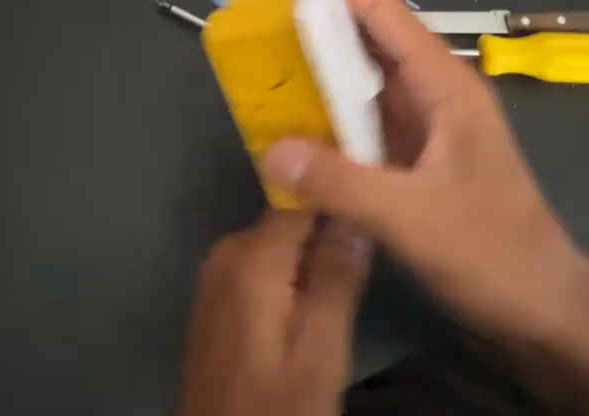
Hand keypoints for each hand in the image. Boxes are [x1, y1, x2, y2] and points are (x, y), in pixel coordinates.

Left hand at [176, 210, 370, 415]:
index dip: (337, 193)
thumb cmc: (274, 411)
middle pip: (288, 221)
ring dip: (310, 255)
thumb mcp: (319, 356)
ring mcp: (215, 277)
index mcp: (252, 258)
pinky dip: (287, 274)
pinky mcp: (215, 300)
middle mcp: (227, 253)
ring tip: (350, 273)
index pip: (301, 197)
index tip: (373, 198)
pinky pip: (259, 266)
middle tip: (368, 252)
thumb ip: (336, 279)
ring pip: (275, 244)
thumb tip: (353, 210)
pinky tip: (313, 300)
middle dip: (326, 230)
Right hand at [259, 0, 588, 341]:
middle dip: (321, 18)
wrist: (546, 312)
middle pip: (374, 37)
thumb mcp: (412, 218)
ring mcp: (428, 124)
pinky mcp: (417, 154)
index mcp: (446, 85)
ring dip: (322, 64)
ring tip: (267, 51)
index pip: (388, 14)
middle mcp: (436, 92)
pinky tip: (295, 115)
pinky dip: (331, 109)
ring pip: (367, 77)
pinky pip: (366, 116)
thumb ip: (340, 182)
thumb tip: (271, 147)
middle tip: (262, 9)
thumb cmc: (493, 253)